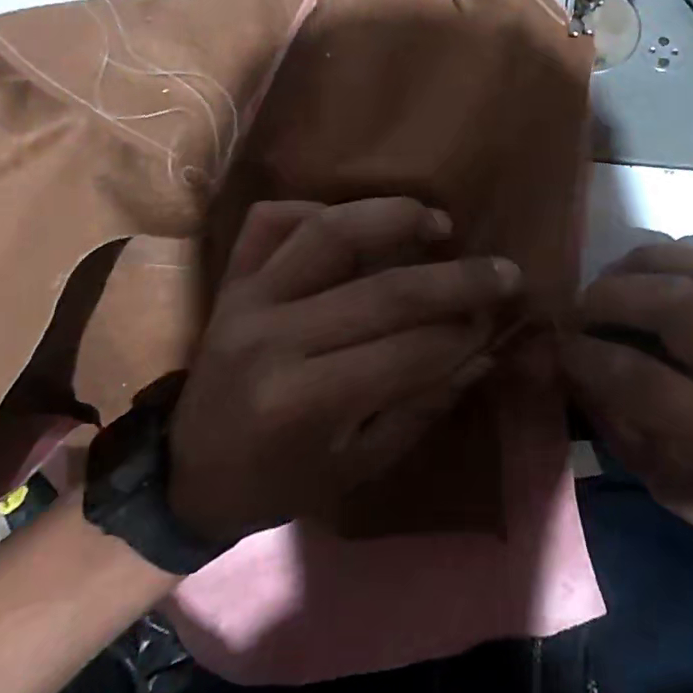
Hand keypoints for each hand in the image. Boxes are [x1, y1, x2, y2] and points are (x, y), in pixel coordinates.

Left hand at [168, 197, 520, 545]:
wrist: (187, 476)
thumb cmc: (280, 482)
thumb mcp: (360, 463)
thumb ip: (423, 405)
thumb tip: (484, 352)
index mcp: (308, 401)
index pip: (412, 351)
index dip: (466, 335)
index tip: (500, 323)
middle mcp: (277, 340)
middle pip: (387, 292)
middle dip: (459, 281)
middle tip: (505, 272)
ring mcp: (248, 302)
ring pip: (329, 234)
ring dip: (393, 218)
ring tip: (440, 224)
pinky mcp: (231, 283)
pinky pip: (271, 222)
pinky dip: (316, 210)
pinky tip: (356, 225)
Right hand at [560, 237, 692, 551]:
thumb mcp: (644, 466)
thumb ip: (600, 404)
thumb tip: (551, 349)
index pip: (647, 381)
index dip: (589, 354)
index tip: (557, 342)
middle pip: (688, 310)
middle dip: (618, 296)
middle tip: (582, 303)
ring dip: (657, 259)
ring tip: (619, 272)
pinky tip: (677, 267)